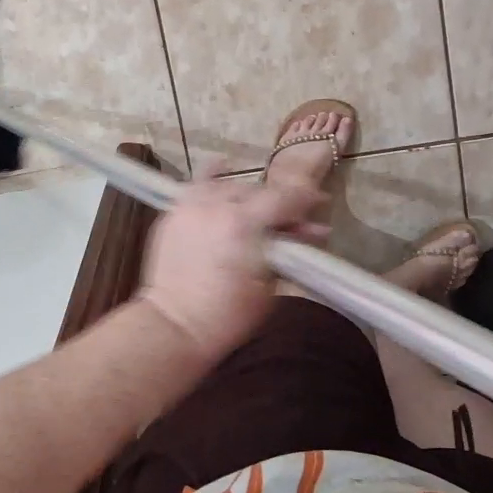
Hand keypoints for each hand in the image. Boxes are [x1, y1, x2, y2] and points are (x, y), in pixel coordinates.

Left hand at [139, 174, 325, 359]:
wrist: (174, 325)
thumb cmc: (227, 316)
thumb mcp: (269, 286)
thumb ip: (285, 253)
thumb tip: (305, 234)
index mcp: (243, 224)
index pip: (283, 197)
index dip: (306, 198)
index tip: (319, 202)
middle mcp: (215, 205)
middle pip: (257, 192)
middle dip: (278, 204)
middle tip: (293, 223)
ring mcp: (189, 206)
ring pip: (228, 186)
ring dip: (248, 196)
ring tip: (260, 210)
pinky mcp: (173, 213)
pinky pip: (196, 186)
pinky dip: (212, 178)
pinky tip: (222, 167)